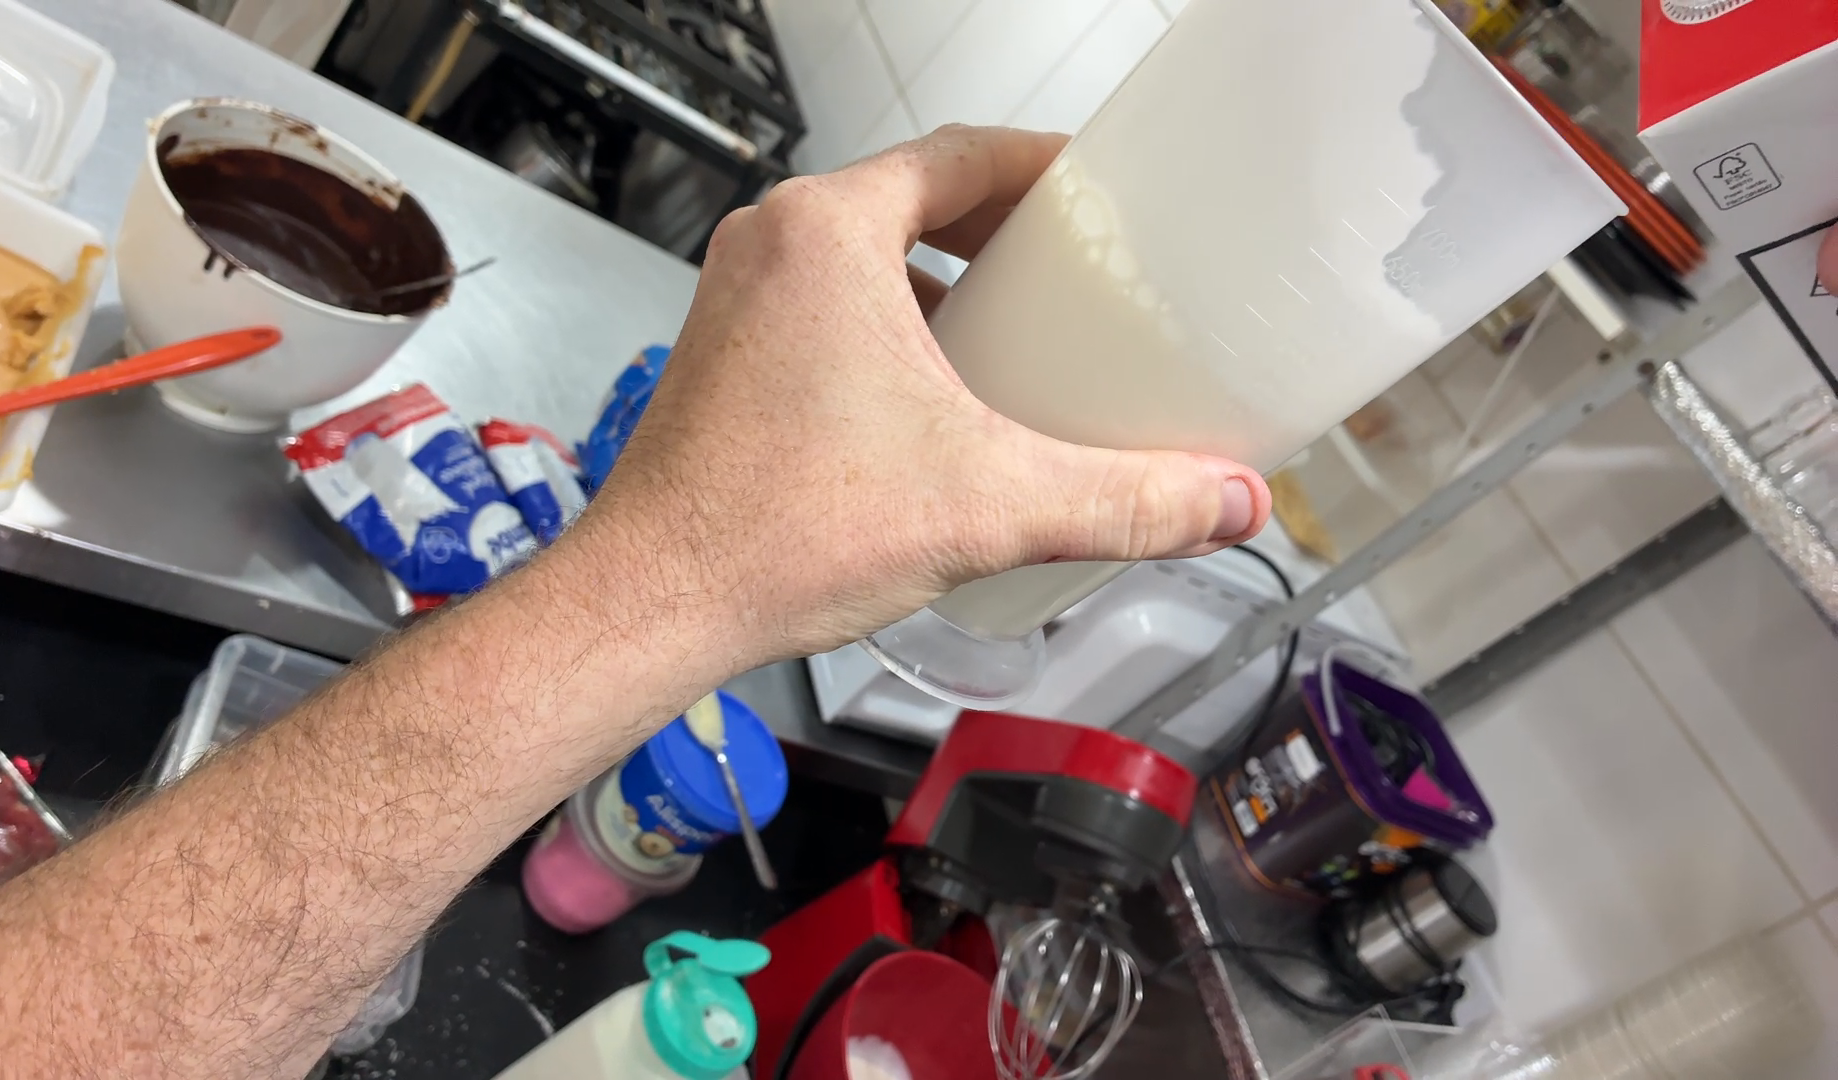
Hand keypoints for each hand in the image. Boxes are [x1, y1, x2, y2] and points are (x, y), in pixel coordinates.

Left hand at [587, 126, 1269, 666]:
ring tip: (1019, 340)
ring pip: (872, 268)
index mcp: (827, 236)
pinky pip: (833, 320)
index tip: (1101, 197)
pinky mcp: (736, 363)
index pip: (963, 157)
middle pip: (917, 207)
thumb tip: (1224, 501)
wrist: (659, 601)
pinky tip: (939, 403)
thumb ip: (1121, 501)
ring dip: (948, 293)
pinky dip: (895, 339)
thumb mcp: (984, 506)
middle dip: (1003, 237)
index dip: (1045, 170)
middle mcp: (773, 252)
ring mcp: (744, 307)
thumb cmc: (778, 534)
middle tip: (1075, 278)